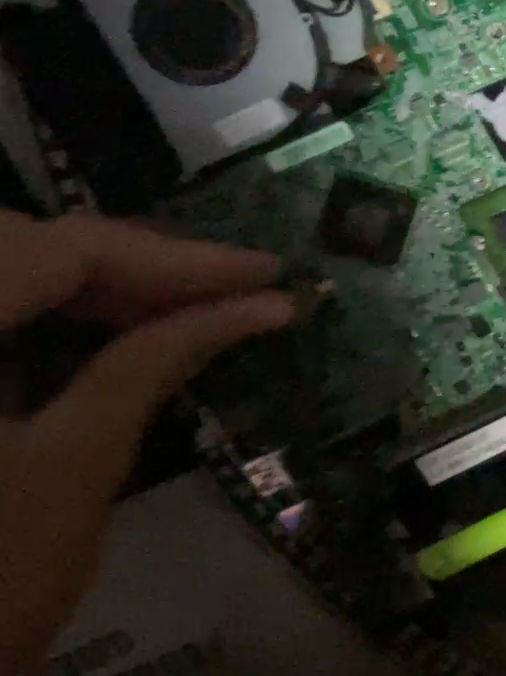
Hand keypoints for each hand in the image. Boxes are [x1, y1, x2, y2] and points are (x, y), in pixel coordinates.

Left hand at [0, 213, 291, 670]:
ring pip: (10, 269)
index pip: (56, 251)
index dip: (169, 256)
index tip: (267, 273)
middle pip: (24, 247)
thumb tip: (270, 302)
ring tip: (196, 302)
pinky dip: (58, 308)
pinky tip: (122, 326)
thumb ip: (158, 364)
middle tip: (238, 287)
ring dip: (105, 282)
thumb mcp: (72, 467)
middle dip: (137, 264)